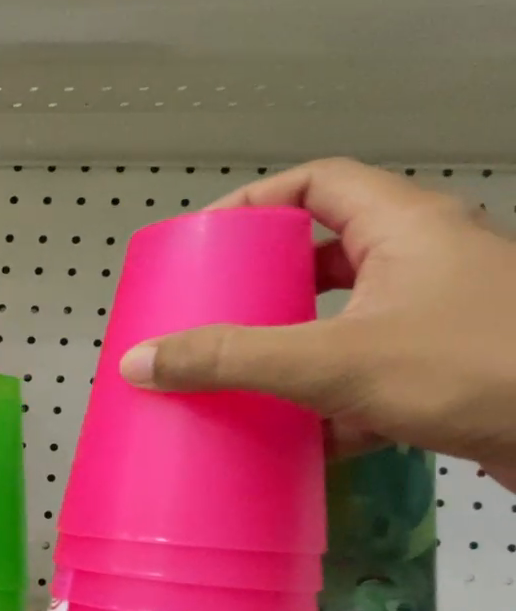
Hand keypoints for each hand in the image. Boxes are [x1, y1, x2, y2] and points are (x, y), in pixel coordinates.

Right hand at [118, 158, 515, 486]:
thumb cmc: (473, 370)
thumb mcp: (331, 361)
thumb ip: (228, 359)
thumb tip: (137, 362)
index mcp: (408, 229)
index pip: (318, 183)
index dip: (252, 202)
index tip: (200, 242)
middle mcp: (427, 261)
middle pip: (323, 252)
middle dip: (257, 284)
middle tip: (205, 311)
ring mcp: (441, 314)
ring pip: (340, 313)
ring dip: (284, 342)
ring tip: (233, 371)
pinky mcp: (445, 365)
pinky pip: (362, 365)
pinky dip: (318, 393)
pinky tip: (286, 427)